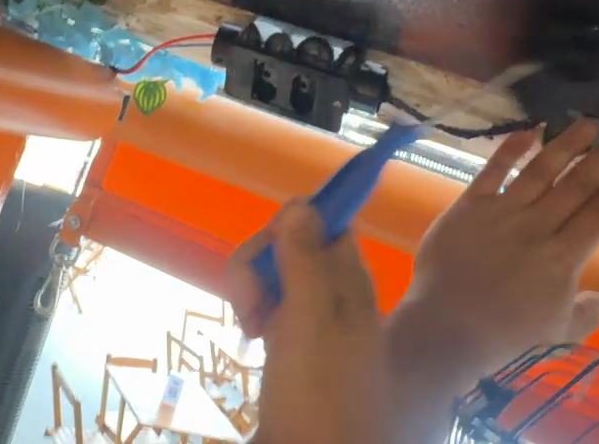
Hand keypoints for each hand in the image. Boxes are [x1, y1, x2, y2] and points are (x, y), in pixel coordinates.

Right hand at [225, 200, 390, 443]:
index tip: (273, 251)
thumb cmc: (318, 395)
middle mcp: (333, 289)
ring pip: (274, 271)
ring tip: (250, 326)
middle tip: (254, 303)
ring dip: (251, 287)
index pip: (324, 219)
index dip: (293, 223)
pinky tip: (250, 336)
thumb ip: (306, 260)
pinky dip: (253, 309)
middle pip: (290, 241)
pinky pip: (269, 300)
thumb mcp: (310, 322)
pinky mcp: (291, 339)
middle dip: (260, 261)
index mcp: (348, 278)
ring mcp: (312, 315)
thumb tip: (302, 202)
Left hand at [390, 121, 598, 401]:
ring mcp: (503, 211)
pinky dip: (511, 148)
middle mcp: (538, 227)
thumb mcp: (556, 332)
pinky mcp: (471, 202)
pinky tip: (531, 129)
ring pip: (542, 171)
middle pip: (578, 186)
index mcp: (564, 258)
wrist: (449, 323)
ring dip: (567, 145)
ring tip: (589, 123)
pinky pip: (494, 169)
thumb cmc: (505, 333)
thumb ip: (583, 314)